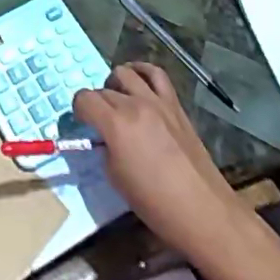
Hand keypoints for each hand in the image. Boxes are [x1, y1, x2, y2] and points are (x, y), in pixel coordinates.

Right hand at [73, 63, 246, 257]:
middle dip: (96, 103)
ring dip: (115, 83)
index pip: (85, 99)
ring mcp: (157, 101)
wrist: (200, 208)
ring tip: (116, 98)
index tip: (82, 122)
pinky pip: (156, 74)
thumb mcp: (116, 178)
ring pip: (126, 73)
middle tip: (99, 121)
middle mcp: (134, 105)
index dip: (79, 109)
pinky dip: (142, 71)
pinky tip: (137, 78)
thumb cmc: (154, 202)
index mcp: (116, 124)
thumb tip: (105, 137)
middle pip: (104, 90)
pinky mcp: (175, 104)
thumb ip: (105, 149)